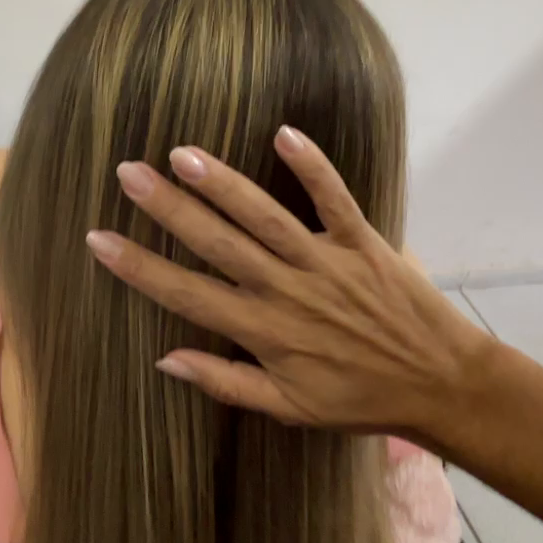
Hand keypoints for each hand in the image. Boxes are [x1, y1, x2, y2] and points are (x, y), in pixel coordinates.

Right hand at [85, 126, 502, 440]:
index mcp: (263, 331)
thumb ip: (225, 382)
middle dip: (169, 209)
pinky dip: (312, 167)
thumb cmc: (360, 399)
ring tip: (182, 154)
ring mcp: (326, 263)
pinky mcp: (364, 243)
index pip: (186, 295)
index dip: (139, 268)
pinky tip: (283, 134)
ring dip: (223, 184)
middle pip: (218, 243)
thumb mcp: (288, 408)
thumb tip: (165, 359)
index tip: (100, 240)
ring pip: (265, 218)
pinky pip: (335, 200)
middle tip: (129, 173)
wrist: (442, 385)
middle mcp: (286, 291)